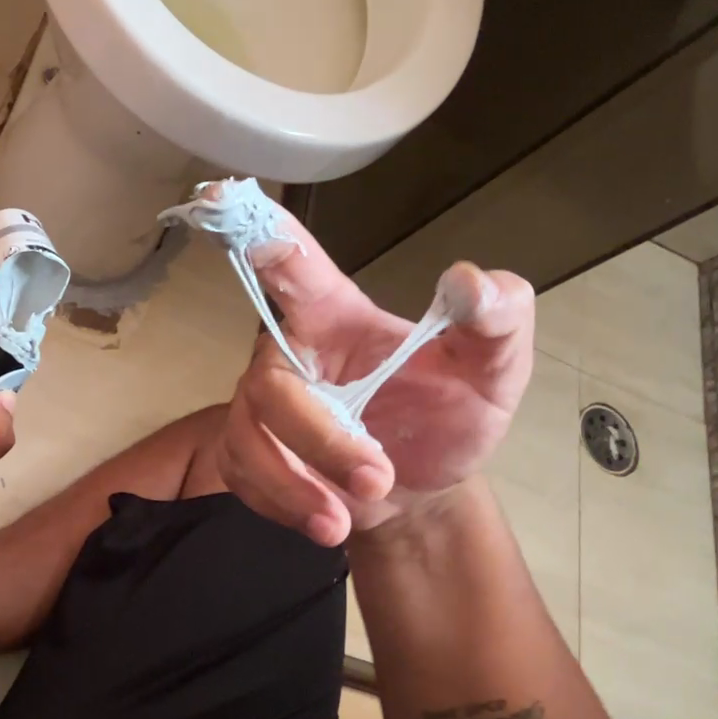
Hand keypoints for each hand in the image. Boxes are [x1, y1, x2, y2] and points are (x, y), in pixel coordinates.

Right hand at [217, 213, 534, 545]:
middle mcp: (286, 356)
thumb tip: (472, 280)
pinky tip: (326, 519)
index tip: (218, 199)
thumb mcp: (494, 373)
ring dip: (298, 485)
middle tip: (376, 478)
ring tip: (345, 517)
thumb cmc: (449, 420)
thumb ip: (499, 322)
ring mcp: (258, 410)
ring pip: (250, 441)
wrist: (420, 493)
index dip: (258, 234)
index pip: (293, 265)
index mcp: (336, 317)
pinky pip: (245, 481)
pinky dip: (287, 507)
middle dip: (319, 440)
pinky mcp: (244, 457)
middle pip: (272, 387)